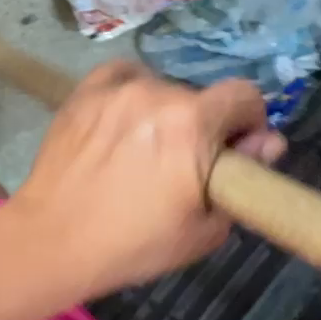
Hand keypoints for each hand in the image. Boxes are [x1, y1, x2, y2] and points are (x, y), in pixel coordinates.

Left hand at [5, 62, 285, 299]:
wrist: (54, 239)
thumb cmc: (135, 243)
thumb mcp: (206, 227)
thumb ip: (243, 177)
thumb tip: (266, 143)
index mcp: (192, 123)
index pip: (244, 96)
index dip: (248, 123)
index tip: (234, 151)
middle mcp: (154, 94)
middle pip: (197, 97)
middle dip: (201, 126)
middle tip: (182, 163)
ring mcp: (113, 91)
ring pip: (158, 89)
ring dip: (162, 112)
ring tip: (143, 148)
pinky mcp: (81, 95)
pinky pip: (119, 76)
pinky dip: (128, 91)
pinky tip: (122, 119)